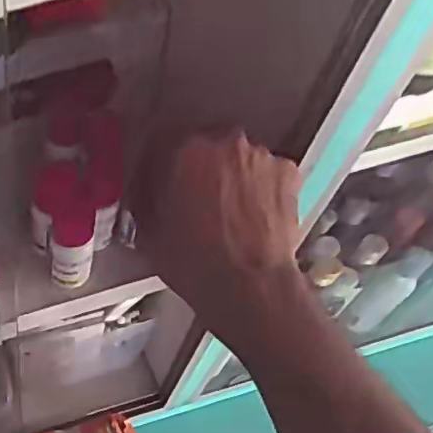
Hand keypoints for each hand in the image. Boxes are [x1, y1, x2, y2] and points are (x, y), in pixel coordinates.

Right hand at [141, 130, 305, 348]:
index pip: (162, 146)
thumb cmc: (202, 267)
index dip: (156, 171)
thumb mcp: (152, 240)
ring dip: (228, 182)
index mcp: (184, 153)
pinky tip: (248, 220)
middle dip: (196, 174)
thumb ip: (146, 208)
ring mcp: (259, 158)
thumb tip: (146, 203)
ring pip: (236, 161)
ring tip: (223, 220)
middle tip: (191, 205)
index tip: (155, 185)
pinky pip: (265, 175)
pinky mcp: (286, 174)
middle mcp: (225, 145)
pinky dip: (257, 191)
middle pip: (204, 149)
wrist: (249, 288)